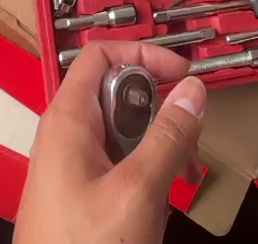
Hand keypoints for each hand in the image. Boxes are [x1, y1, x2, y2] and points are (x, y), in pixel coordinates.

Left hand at [14, 41, 205, 243]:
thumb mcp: (138, 191)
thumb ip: (168, 137)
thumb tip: (192, 90)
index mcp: (68, 117)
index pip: (102, 54)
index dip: (143, 53)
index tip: (181, 73)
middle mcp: (65, 132)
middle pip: (116, 93)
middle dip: (158, 110)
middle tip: (189, 141)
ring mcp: (70, 163)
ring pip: (121, 131)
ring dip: (156, 147)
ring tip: (182, 179)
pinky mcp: (78, 192)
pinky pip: (116, 163)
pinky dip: (143, 172)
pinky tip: (159, 203)